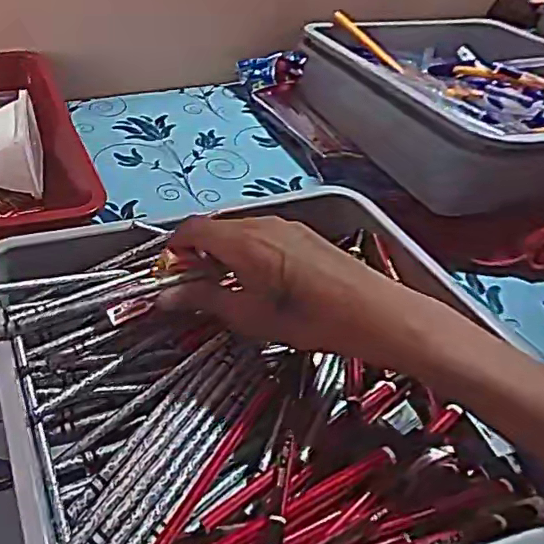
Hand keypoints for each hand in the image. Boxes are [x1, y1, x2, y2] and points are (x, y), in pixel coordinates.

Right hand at [159, 215, 500, 389]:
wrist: (376, 314)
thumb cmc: (312, 318)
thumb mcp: (249, 316)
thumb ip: (204, 300)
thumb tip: (168, 296)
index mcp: (242, 241)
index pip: (190, 230)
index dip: (172, 248)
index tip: (167, 271)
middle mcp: (262, 224)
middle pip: (213, 227)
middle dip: (195, 252)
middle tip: (191, 284)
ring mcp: (285, 226)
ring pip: (237, 230)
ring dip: (220, 252)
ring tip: (224, 286)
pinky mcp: (303, 234)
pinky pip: (260, 233)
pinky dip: (244, 250)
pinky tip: (256, 280)